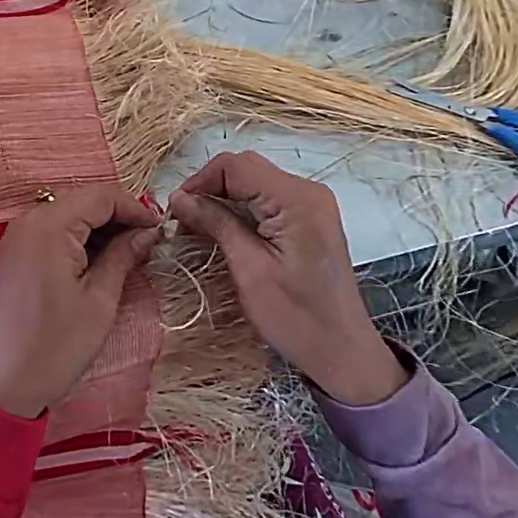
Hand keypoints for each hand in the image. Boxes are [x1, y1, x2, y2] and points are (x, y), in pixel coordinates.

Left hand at [0, 185, 162, 417]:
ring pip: (67, 213)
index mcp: (49, 225)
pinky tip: (99, 259)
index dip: (134, 207)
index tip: (161, 230)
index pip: (100, 195)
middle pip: (82, 200)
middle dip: (117, 216)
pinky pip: (51, 230)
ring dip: (98, 227)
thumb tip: (147, 233)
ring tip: (129, 254)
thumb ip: (123, 256)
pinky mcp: (14, 252)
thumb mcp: (100, 299)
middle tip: (148, 243)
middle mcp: (28, 220)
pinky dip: (77, 237)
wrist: (4, 380)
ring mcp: (17, 235)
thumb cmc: (57, 343)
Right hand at [165, 152, 408, 406]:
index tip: (175, 211)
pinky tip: (222, 231)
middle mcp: (307, 192)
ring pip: (250, 180)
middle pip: (243, 168)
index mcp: (297, 201)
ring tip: (197, 228)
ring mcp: (310, 203)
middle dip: (207, 188)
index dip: (198, 182)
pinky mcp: (306, 217)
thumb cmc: (295, 316)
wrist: (342, 352)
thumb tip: (178, 197)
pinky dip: (237, 207)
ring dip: (220, 198)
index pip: (235, 166)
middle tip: (183, 221)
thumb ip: (216, 224)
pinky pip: (263, 196)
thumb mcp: (249, 268)